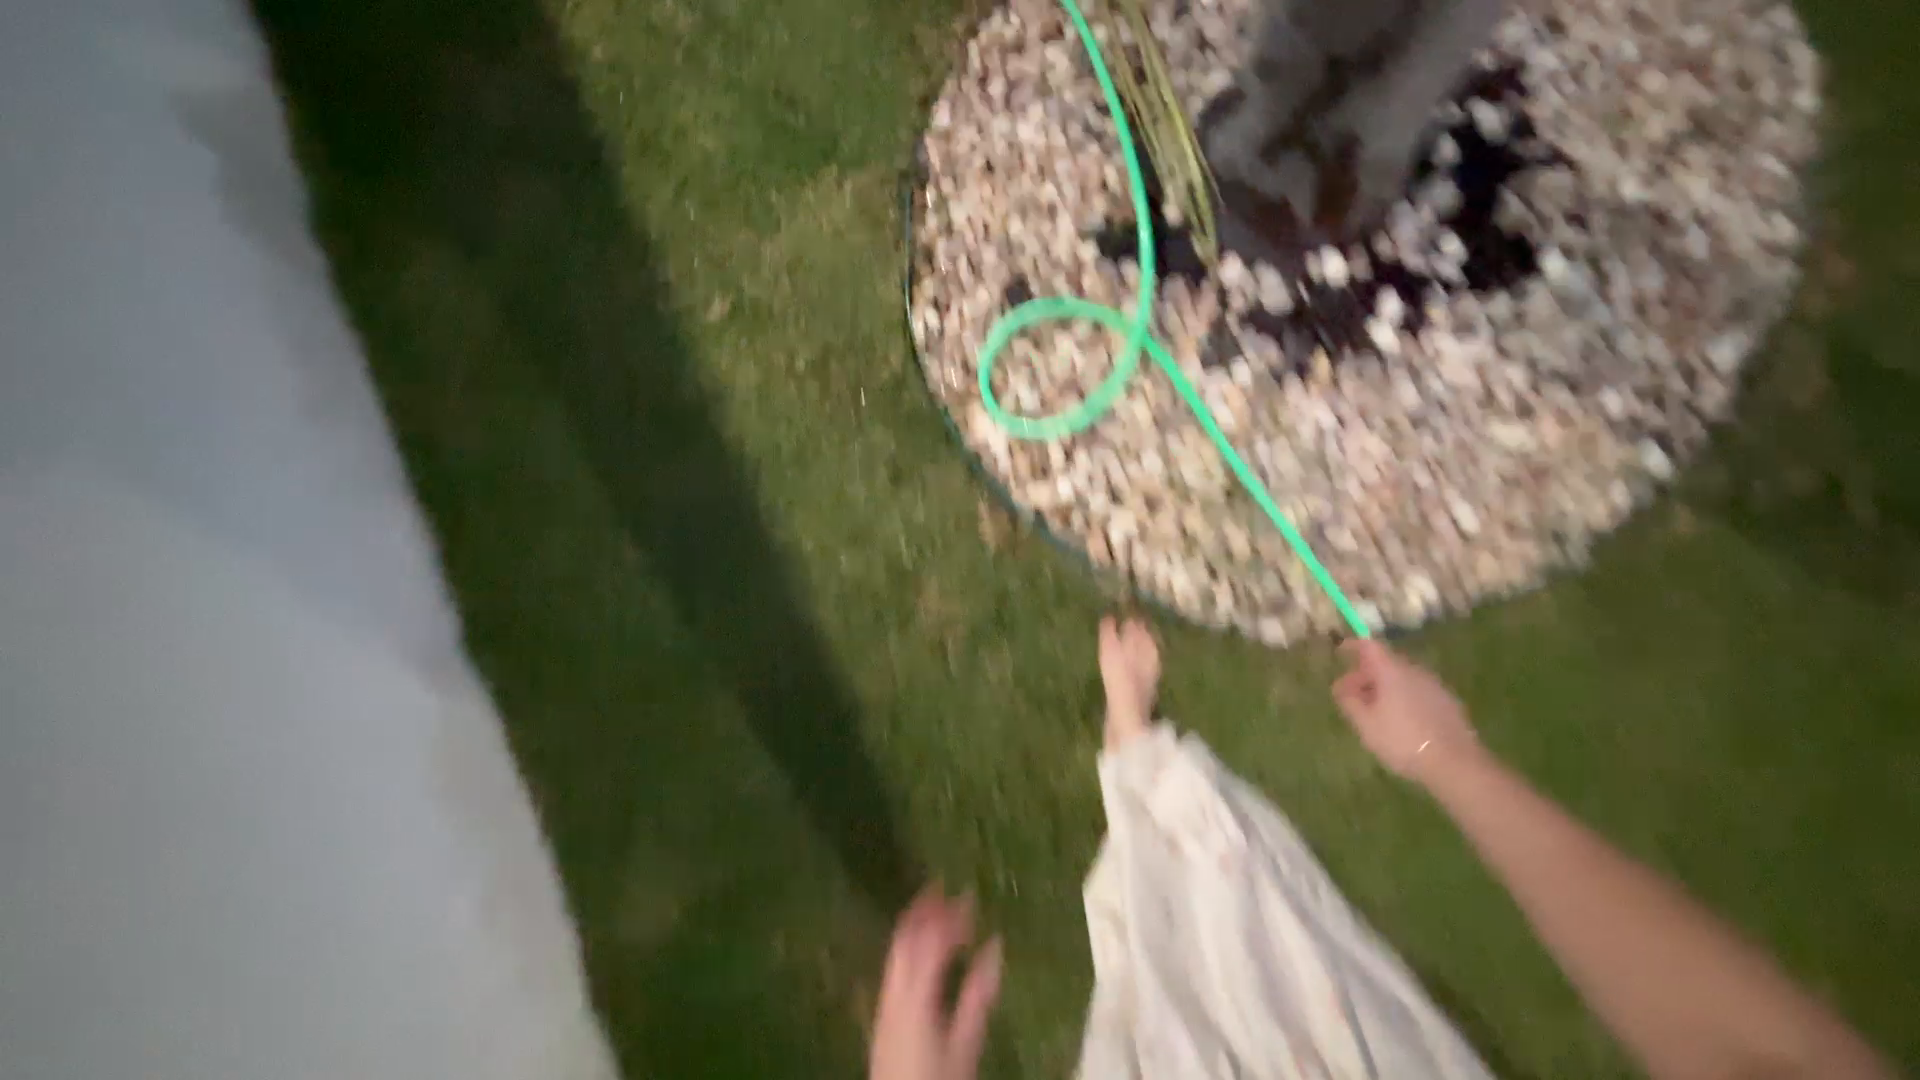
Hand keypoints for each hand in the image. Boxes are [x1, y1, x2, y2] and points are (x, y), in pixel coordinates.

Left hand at [869, 888, 1002, 1079]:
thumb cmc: (938, 1076)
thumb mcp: (965, 1040)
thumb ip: (978, 994)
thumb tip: (995, 945)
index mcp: (917, 990)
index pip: (933, 938)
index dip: (949, 912)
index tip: (968, 893)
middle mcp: (895, 986)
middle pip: (906, 934)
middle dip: (925, 907)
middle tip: (945, 886)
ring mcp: (884, 996)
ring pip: (897, 946)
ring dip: (915, 921)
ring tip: (933, 904)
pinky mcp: (882, 1008)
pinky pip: (894, 960)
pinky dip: (908, 941)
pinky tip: (921, 944)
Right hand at [1332, 639, 1479, 783]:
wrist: (1455, 764)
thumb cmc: (1402, 740)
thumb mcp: (1365, 723)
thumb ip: (1349, 700)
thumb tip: (1341, 685)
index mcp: (1392, 671)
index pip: (1370, 646)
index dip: (1353, 646)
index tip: (1339, 653)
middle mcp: (1415, 671)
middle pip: (1387, 662)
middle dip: (1366, 673)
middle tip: (1352, 693)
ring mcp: (1435, 687)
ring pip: (1404, 678)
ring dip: (1386, 687)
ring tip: (1375, 710)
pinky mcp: (1449, 703)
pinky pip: (1418, 691)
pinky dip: (1403, 697)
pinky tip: (1401, 720)